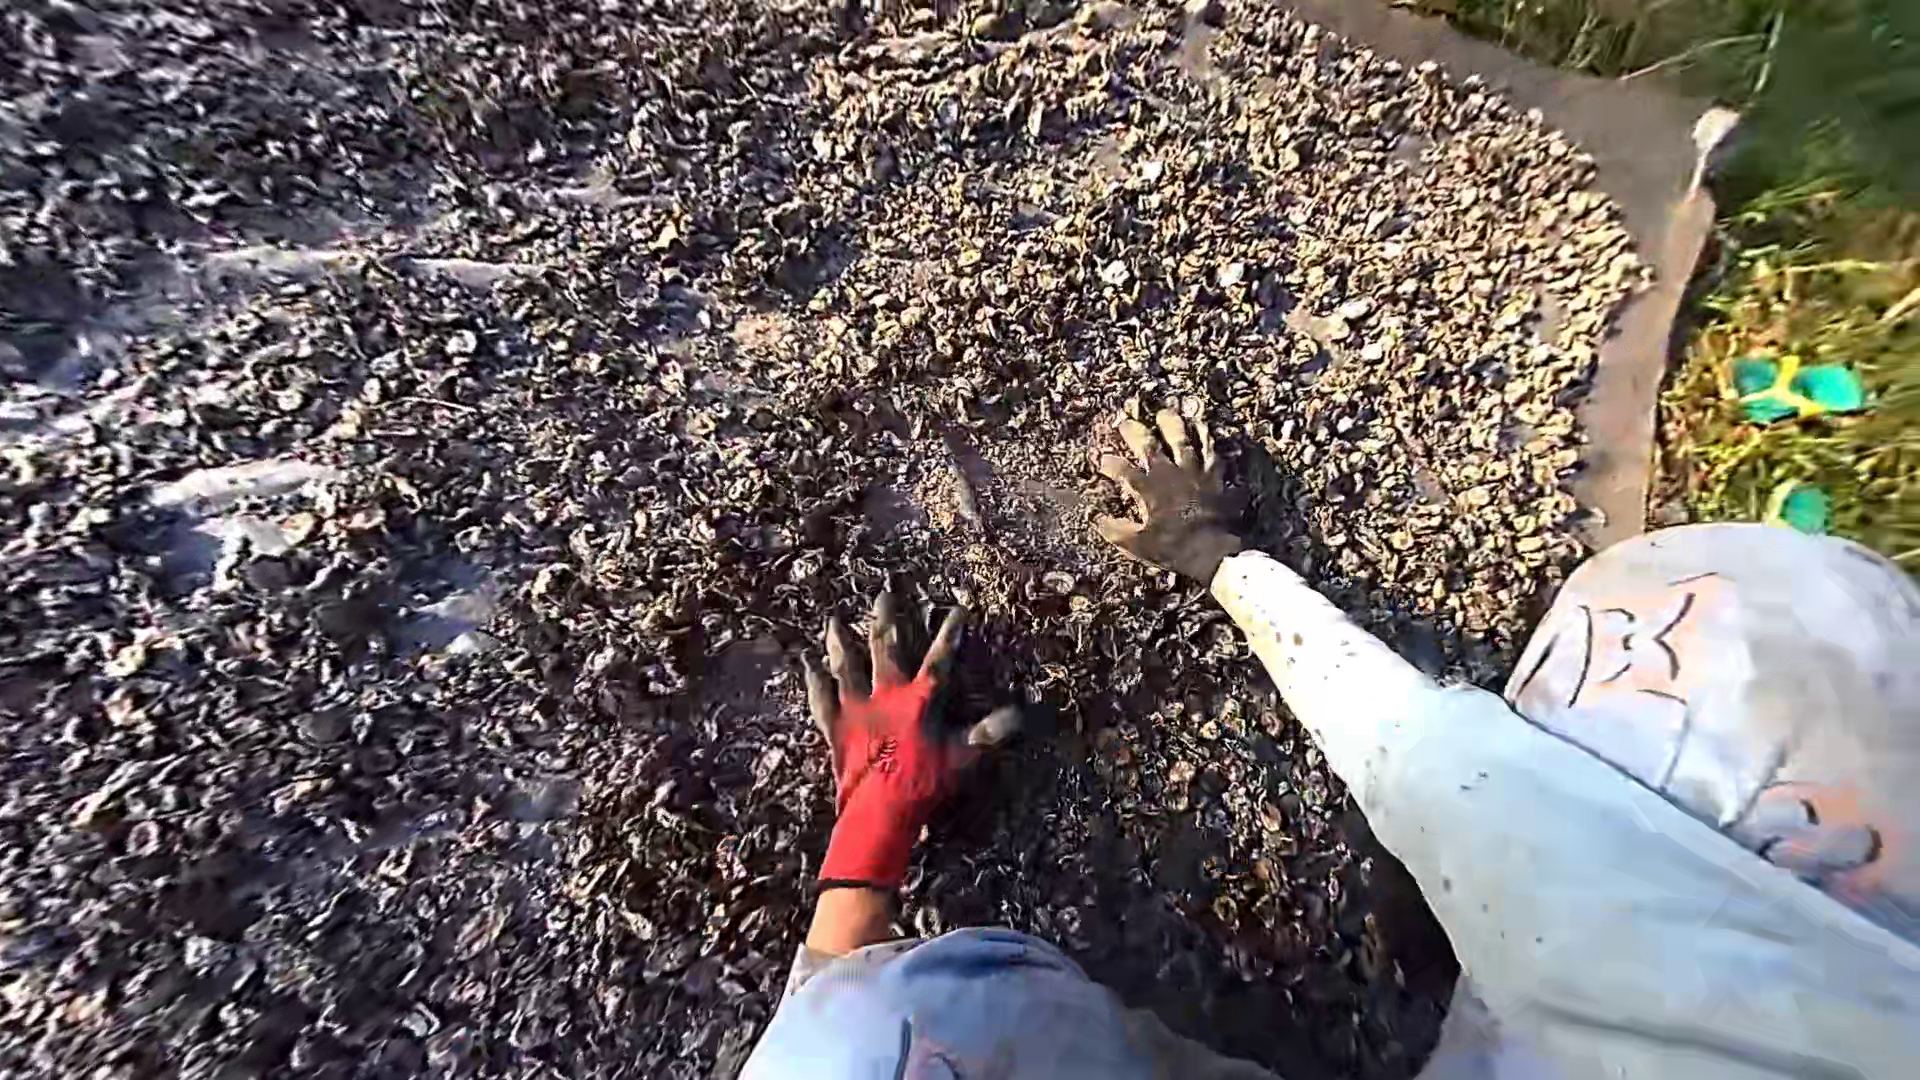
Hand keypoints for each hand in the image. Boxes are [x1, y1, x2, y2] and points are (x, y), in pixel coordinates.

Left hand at [805, 592, 1018, 890]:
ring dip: (841, 641)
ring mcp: (857, 706)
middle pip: (886, 646)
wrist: (879, 810)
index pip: (940, 657)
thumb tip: (1020, 714)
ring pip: (847, 664)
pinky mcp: (836, 724)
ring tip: (834, 621)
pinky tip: (808, 666)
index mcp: (919, 698)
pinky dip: (815, 681)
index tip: (959, 609)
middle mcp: (887, 693)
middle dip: (886, 618)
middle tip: (883, 595)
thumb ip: (989, 734)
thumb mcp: (962, 758)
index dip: (951, 632)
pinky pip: (822, 698)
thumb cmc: (923, 783)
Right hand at [1093, 408, 1244, 582]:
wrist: (1214, 551)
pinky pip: (1210, 449)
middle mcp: (1169, 474)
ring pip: (1181, 440)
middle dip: (1134, 432)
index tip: (1101, 460)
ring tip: (1164, 413)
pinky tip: (1201, 426)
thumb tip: (1097, 519)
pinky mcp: (1214, 475)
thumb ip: (1115, 530)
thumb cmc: (1173, 548)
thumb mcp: (1137, 544)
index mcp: (1148, 489)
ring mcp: (1193, 471)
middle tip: (1124, 422)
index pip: (1122, 470)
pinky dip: (1205, 437)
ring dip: (1171, 425)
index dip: (1109, 463)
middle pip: (1149, 446)